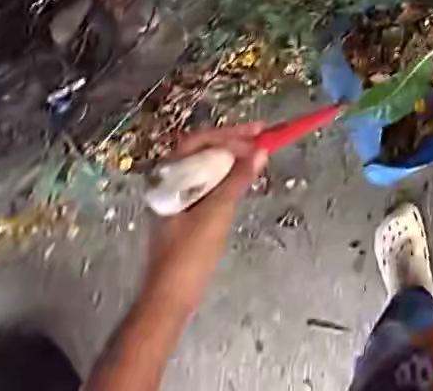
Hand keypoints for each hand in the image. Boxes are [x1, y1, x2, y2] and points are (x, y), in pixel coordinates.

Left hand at [143, 122, 268, 304]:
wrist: (170, 299)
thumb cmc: (189, 255)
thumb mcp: (217, 213)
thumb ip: (238, 179)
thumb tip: (260, 152)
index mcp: (170, 174)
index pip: (201, 140)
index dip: (230, 135)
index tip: (258, 133)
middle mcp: (170, 178)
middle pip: (204, 149)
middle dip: (233, 142)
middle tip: (262, 134)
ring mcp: (177, 195)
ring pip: (207, 165)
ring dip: (232, 157)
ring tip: (257, 151)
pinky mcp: (186, 211)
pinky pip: (208, 182)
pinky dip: (227, 175)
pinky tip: (242, 176)